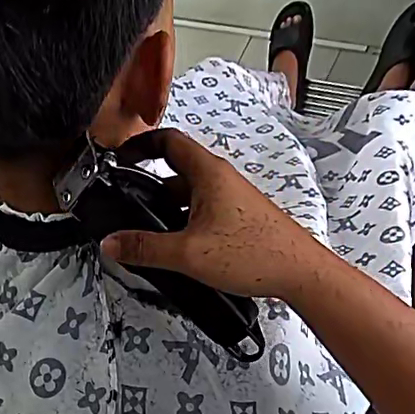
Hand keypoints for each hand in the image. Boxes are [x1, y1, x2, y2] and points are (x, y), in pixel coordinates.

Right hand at [101, 129, 336, 299]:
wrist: (300, 273)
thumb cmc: (258, 253)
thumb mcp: (188, 253)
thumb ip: (146, 248)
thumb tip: (114, 243)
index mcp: (209, 174)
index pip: (168, 140)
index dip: (140, 145)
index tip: (123, 157)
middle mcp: (223, 181)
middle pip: (177, 171)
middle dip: (151, 188)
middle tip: (132, 205)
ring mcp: (234, 200)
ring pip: (192, 195)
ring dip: (170, 209)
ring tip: (154, 235)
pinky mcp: (241, 219)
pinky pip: (206, 212)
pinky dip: (188, 223)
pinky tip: (184, 249)